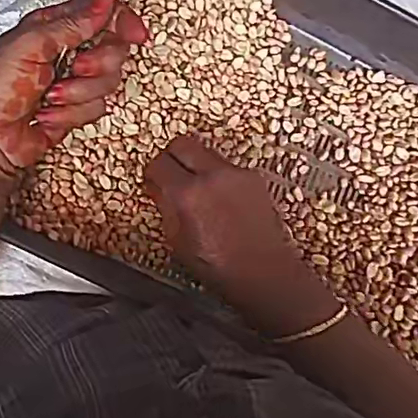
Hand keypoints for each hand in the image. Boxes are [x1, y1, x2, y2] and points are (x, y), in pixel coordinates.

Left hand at [0, 0, 148, 193]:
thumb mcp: (28, 45)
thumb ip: (70, 25)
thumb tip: (103, 6)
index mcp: (52, 28)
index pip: (99, 14)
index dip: (122, 21)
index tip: (136, 34)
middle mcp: (66, 52)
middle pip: (113, 49)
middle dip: (98, 63)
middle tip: (75, 69)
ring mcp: (73, 82)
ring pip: (108, 82)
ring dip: (79, 93)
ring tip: (51, 97)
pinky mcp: (76, 109)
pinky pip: (97, 108)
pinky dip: (72, 114)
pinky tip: (48, 115)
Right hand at [143, 135, 337, 333]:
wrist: (264, 273)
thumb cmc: (220, 267)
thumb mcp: (179, 241)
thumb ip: (166, 207)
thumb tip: (158, 188)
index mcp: (188, 194)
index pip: (159, 164)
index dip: (152, 173)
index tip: (153, 181)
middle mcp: (213, 176)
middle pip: (183, 144)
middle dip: (172, 157)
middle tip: (170, 175)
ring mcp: (237, 174)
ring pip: (206, 152)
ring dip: (196, 165)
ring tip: (196, 192)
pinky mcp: (254, 178)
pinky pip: (227, 167)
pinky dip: (217, 176)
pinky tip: (219, 200)